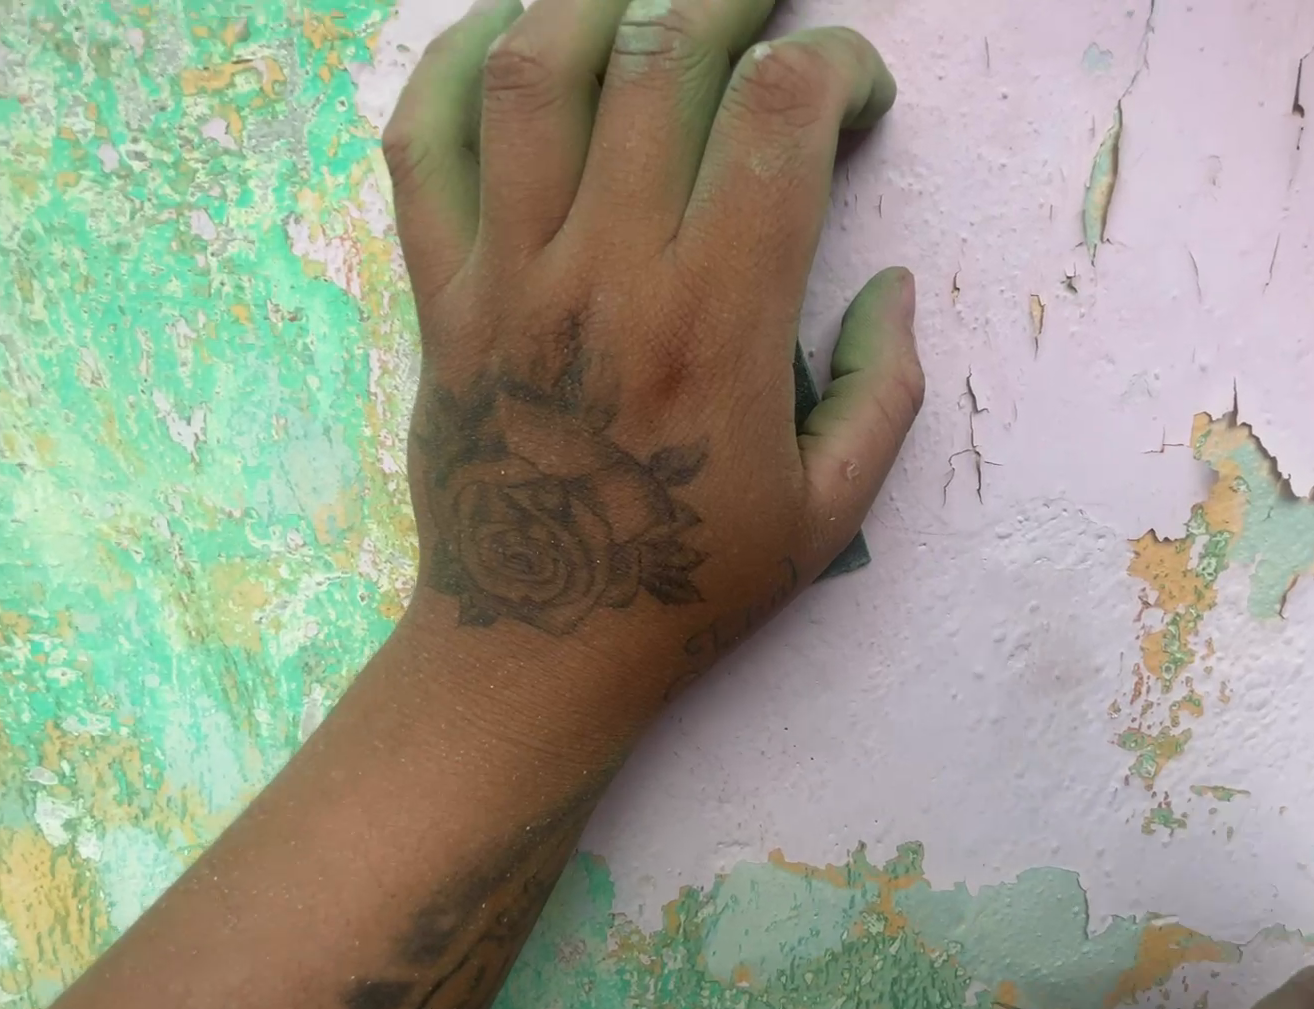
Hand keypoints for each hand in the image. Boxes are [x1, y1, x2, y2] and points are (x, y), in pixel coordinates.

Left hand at [384, 0, 923, 728]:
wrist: (544, 642)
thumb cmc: (693, 586)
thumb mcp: (829, 514)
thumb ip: (885, 394)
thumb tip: (891, 286)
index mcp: (720, 328)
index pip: (782, 123)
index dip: (838, 70)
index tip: (859, 93)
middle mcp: (610, 278)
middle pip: (663, 57)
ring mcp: (508, 280)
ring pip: (533, 70)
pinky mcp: (441, 300)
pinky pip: (422, 145)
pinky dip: (452, 62)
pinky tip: (505, 34)